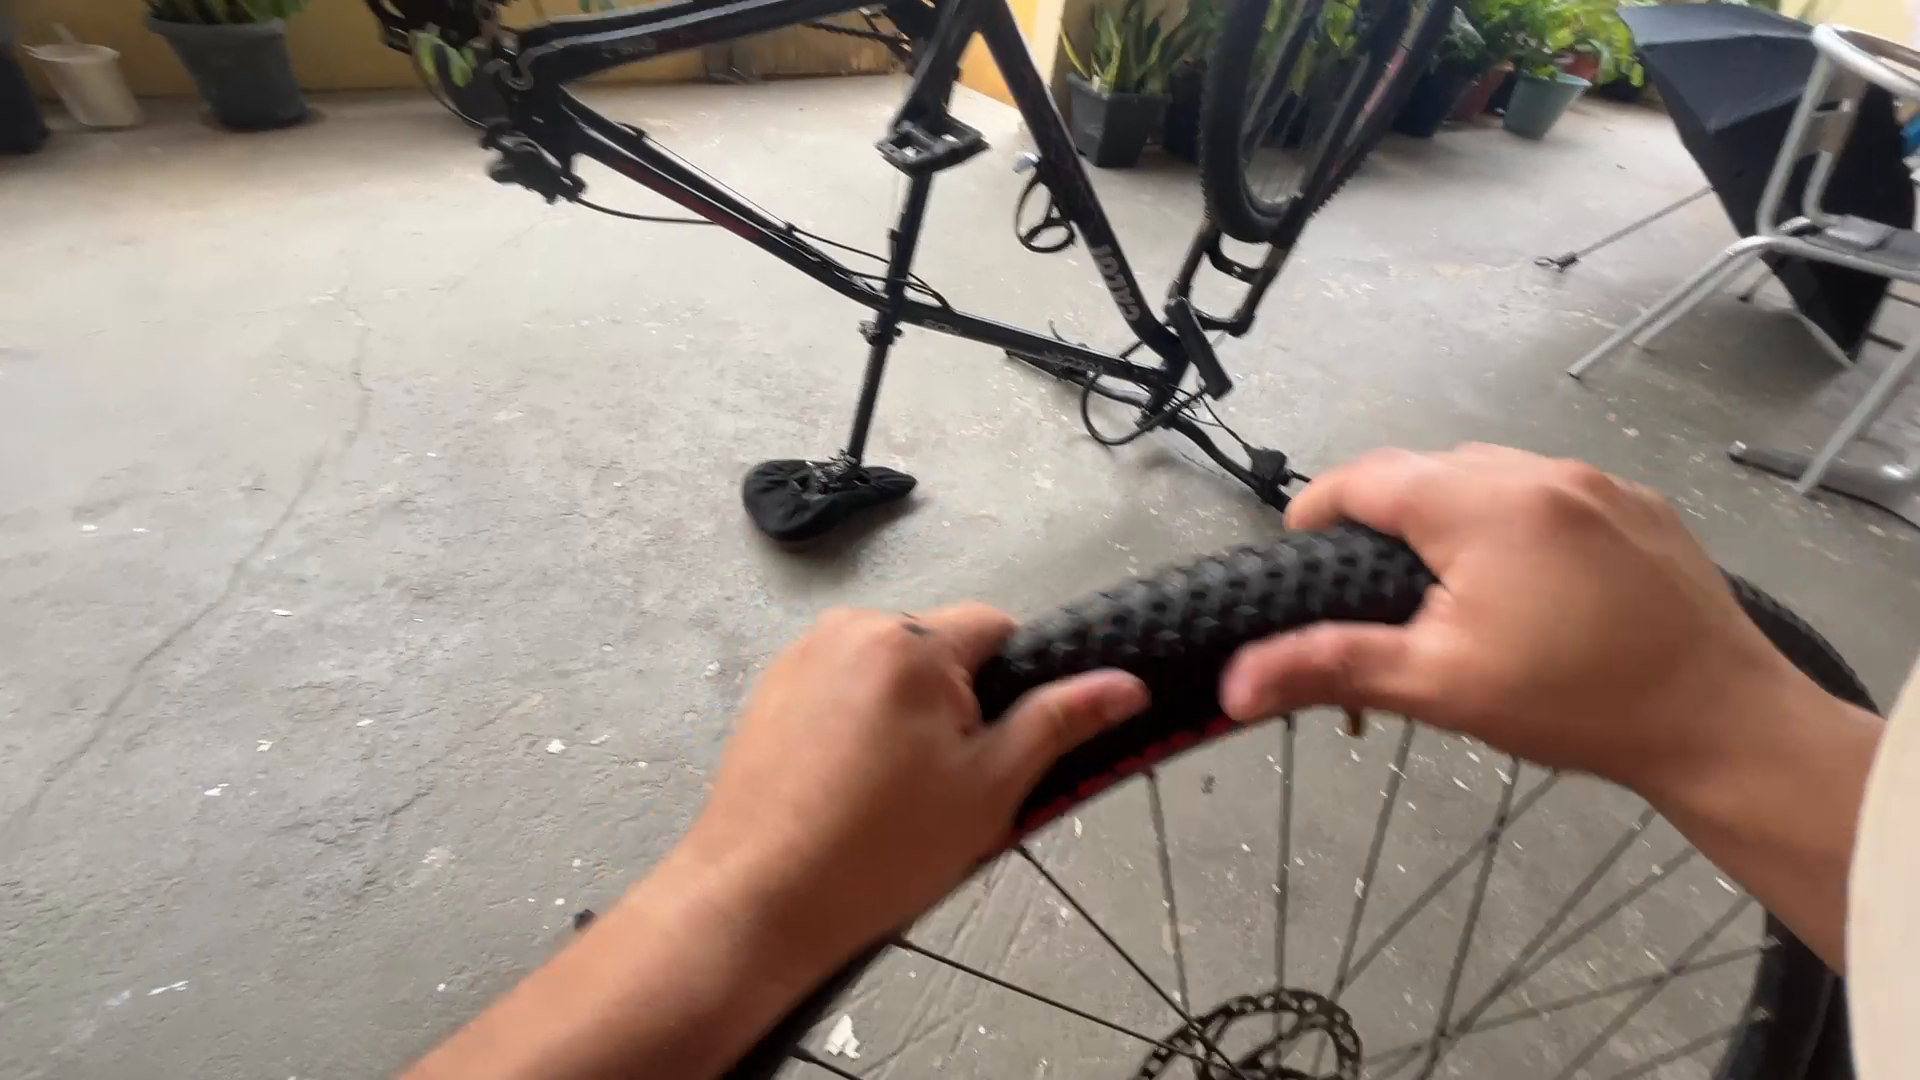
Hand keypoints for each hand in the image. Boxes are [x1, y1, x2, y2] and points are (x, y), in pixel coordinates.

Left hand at [683, 604, 1148, 969]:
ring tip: (889, 781)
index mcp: (911, 643)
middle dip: (955, 697)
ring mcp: (805, 652)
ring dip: (907, 705)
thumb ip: (1060, 721)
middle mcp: (853, 626)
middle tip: (940, 775)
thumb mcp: (989, 788)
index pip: (994, 626)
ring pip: (893, 664)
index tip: (990, 740)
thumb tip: (1127, 684)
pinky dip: (859, 712)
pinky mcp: (774, 682)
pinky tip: (845, 775)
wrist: (756, 900)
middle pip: (940, 646)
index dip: (1009, 682)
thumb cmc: (881, 849)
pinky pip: (845, 678)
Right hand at [1219, 445, 1818, 795]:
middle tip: (1362, 581)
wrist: (1731, 731)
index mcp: (1485, 505)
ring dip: (1433, 509)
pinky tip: (1506, 571)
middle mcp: (1538, 471)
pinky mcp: (1631, 500)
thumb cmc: (1572, 703)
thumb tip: (1232, 686)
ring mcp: (1593, 480)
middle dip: (1373, 513)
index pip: (1364, 477)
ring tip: (1429, 575)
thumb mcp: (1435, 686)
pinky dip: (1492, 512)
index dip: (1315, 510)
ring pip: (1473, 471)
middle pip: (1416, 468)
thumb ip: (1326, 667)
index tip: (1300, 558)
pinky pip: (1529, 484)